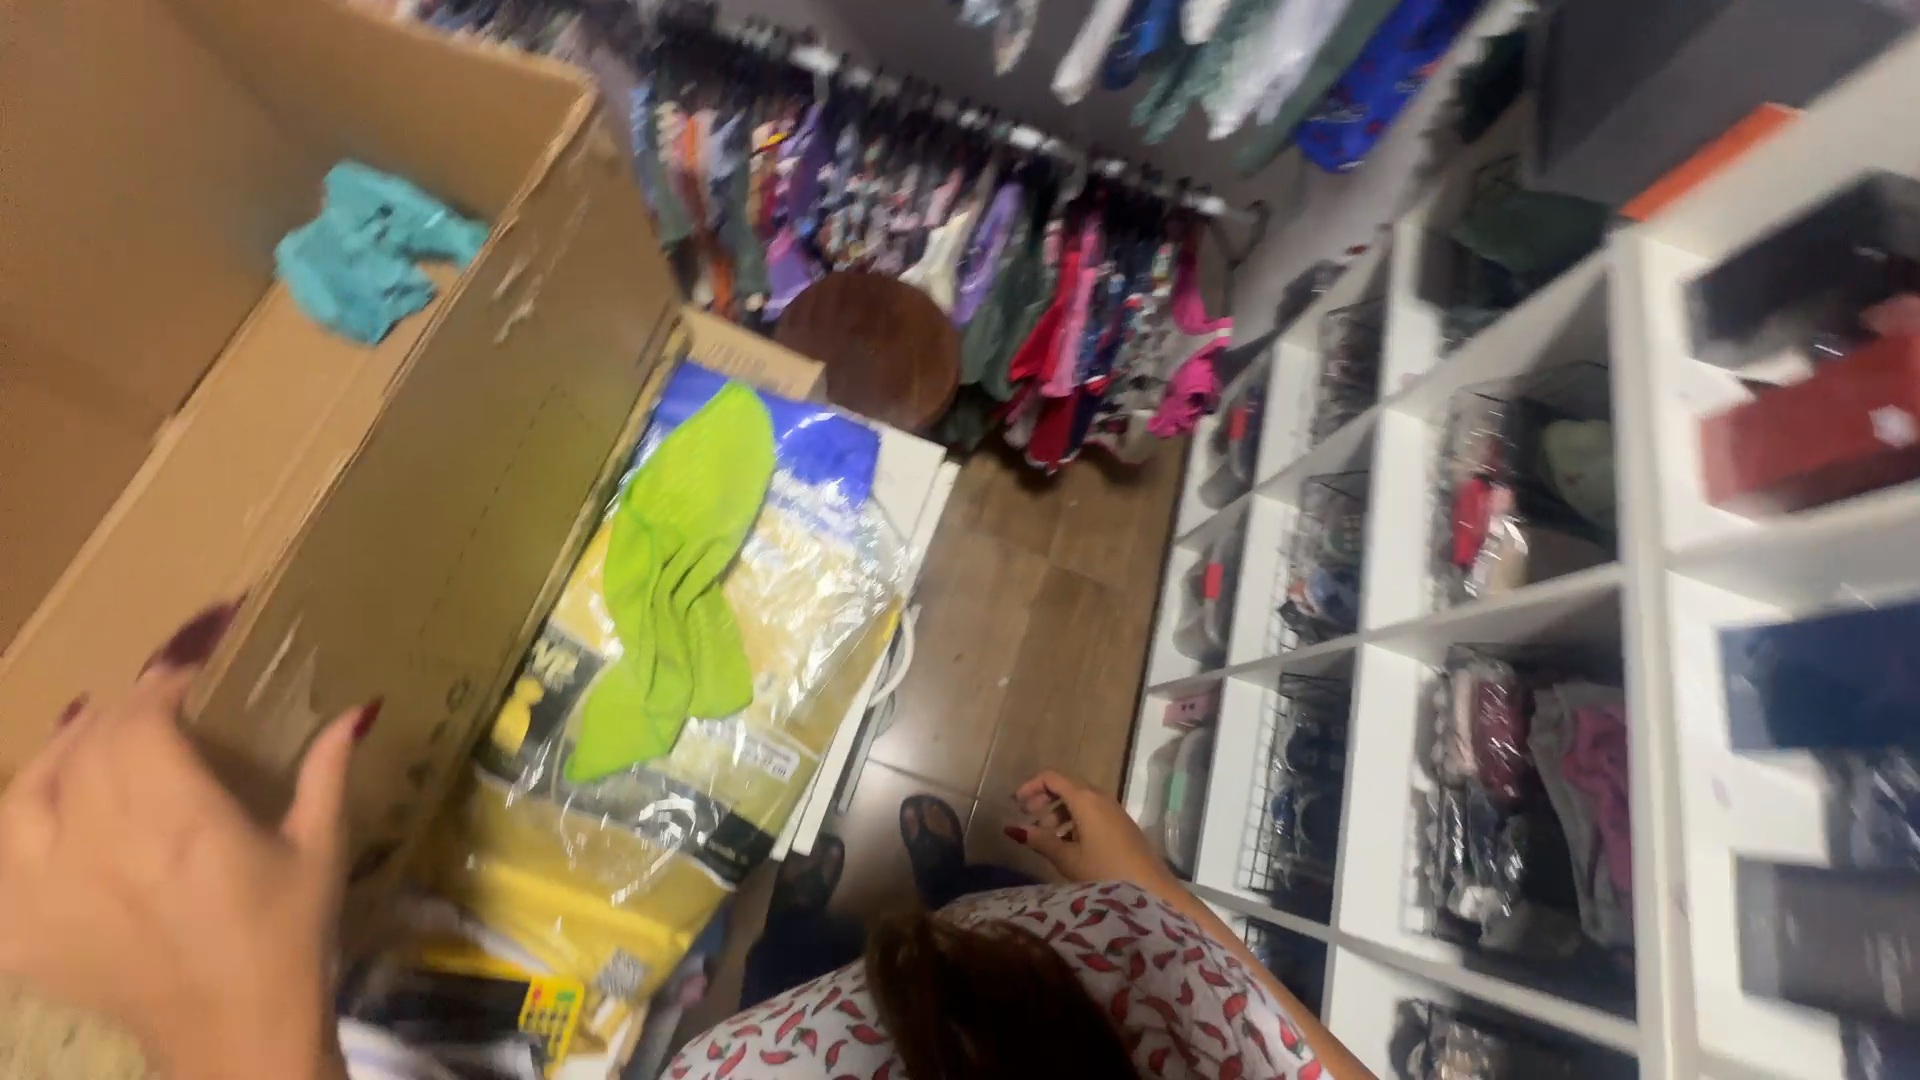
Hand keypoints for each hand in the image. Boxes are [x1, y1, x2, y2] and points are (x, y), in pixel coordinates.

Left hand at [0, 603, 373, 1079]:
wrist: (232, 1018)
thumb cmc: (290, 922)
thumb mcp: (323, 841)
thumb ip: (329, 770)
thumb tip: (360, 707)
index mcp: (182, 825)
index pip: (142, 730)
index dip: (160, 686)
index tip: (193, 663)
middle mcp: (102, 851)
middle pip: (84, 752)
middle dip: (120, 708)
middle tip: (159, 688)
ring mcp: (46, 895)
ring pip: (23, 795)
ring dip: (58, 750)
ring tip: (94, 725)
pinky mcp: (18, 933)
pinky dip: (12, 814)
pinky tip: (40, 795)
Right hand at [1006, 770, 1175, 889]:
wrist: (1152, 890)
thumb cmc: (1105, 872)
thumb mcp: (1067, 858)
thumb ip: (1040, 841)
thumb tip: (1013, 829)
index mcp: (1084, 798)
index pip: (1052, 777)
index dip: (1031, 786)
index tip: (1016, 805)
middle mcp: (1099, 796)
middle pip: (1066, 786)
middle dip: (1044, 799)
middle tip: (1028, 819)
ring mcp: (1113, 809)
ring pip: (1079, 799)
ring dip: (1059, 812)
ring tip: (1046, 837)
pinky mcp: (1121, 823)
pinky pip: (1092, 810)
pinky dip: (1074, 819)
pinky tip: (1068, 844)